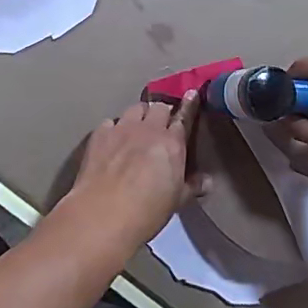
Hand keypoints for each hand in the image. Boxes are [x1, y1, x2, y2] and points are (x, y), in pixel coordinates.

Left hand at [53, 92, 203, 255]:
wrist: (103, 214)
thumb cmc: (147, 211)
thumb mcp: (177, 201)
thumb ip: (192, 186)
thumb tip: (208, 181)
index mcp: (172, 143)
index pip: (184, 117)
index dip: (189, 105)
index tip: (191, 94)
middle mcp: (148, 129)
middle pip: (159, 107)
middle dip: (162, 112)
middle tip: (161, 124)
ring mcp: (122, 128)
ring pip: (135, 108)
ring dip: (140, 115)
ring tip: (138, 126)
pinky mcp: (99, 134)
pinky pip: (110, 122)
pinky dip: (114, 127)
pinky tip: (113, 139)